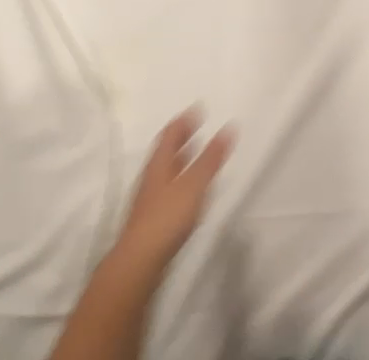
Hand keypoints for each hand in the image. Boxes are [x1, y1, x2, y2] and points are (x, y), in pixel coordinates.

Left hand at [110, 109, 233, 274]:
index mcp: (159, 164)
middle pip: (166, 151)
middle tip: (196, 125)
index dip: (184, 120)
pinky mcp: (154, 217)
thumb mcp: (194, 185)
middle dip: (181, 137)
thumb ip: (211, 159)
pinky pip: (169, 187)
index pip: (170, 134)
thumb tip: (228, 128)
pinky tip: (190, 189)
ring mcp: (151, 198)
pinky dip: (181, 177)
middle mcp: (152, 177)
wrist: (140, 260)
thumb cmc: (167, 217)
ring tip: (196, 152)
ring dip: (181, 157)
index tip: (198, 108)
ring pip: (167, 169)